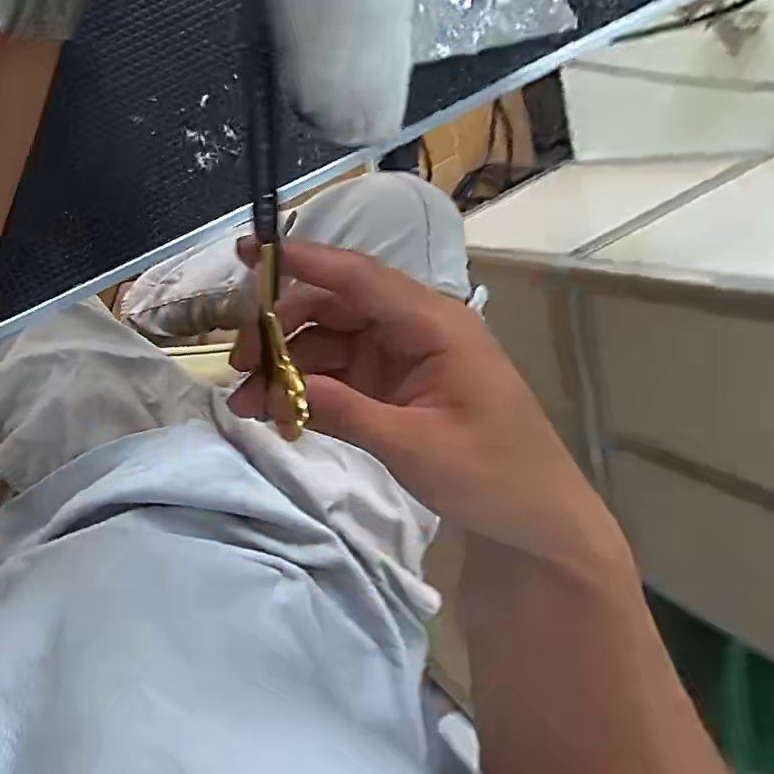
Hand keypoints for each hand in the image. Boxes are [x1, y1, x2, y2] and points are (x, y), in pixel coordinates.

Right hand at [227, 239, 629, 572]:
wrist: (536, 524)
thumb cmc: (493, 476)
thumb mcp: (415, 446)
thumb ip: (345, 411)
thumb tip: (279, 389)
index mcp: (433, 324)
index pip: (358, 278)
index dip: (302, 260)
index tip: (246, 250)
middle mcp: (410, 327)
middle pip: (328, 306)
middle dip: (276, 329)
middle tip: (237, 364)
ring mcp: (395, 354)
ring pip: (321, 339)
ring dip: (280, 365)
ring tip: (247, 403)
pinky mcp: (384, 380)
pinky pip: (329, 370)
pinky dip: (299, 386)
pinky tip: (274, 411)